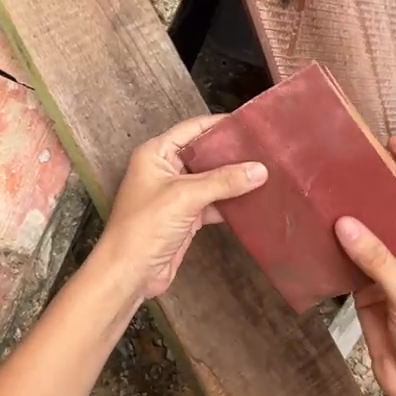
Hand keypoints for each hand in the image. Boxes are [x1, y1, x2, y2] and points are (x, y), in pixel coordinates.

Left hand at [91, 114, 266, 299]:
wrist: (130, 272)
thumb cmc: (143, 227)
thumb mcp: (185, 196)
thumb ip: (222, 181)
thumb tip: (258, 169)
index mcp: (156, 153)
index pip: (191, 129)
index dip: (218, 124)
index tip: (248, 124)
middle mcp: (165, 169)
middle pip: (203, 154)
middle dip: (231, 153)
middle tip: (264, 150)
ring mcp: (175, 194)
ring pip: (210, 179)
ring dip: (233, 179)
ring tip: (266, 172)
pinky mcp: (185, 216)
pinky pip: (212, 202)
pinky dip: (230, 202)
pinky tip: (252, 201)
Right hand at [335, 137, 395, 395]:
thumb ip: (380, 259)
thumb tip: (344, 223)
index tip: (395, 144)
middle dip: (377, 188)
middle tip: (349, 159)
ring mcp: (391, 274)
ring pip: (369, 235)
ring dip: (351, 215)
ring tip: (327, 185)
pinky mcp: (367, 290)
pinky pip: (349, 260)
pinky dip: (334, 245)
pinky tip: (317, 226)